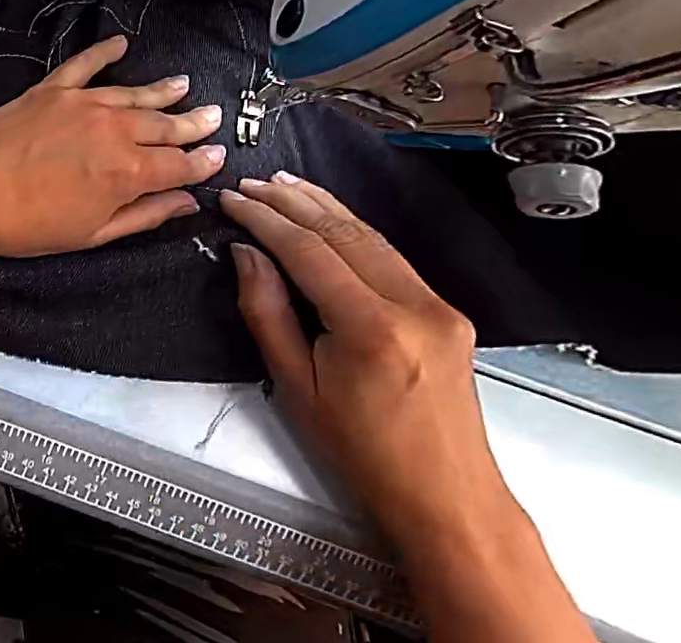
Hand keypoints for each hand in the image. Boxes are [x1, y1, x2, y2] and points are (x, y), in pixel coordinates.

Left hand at [0, 35, 225, 257]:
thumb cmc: (27, 224)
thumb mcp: (93, 233)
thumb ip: (146, 214)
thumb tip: (186, 203)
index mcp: (128, 173)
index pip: (180, 164)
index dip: (203, 162)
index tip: (218, 156)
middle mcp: (115, 131)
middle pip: (165, 125)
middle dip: (193, 123)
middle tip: (213, 117)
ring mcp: (85, 104)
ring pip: (136, 95)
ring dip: (164, 91)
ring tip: (185, 85)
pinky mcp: (55, 88)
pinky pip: (87, 64)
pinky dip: (105, 52)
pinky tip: (122, 43)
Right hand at [219, 172, 506, 550]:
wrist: (446, 497)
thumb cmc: (362, 453)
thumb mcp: (296, 387)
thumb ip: (266, 312)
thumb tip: (246, 253)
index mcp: (372, 329)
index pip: (308, 251)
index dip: (265, 219)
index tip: (234, 201)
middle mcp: (413, 305)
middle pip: (341, 231)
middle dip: (290, 201)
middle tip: (252, 184)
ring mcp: (437, 303)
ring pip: (369, 234)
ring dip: (322, 205)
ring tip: (283, 183)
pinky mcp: (446, 307)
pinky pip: (389, 255)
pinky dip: (351, 228)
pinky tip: (327, 215)